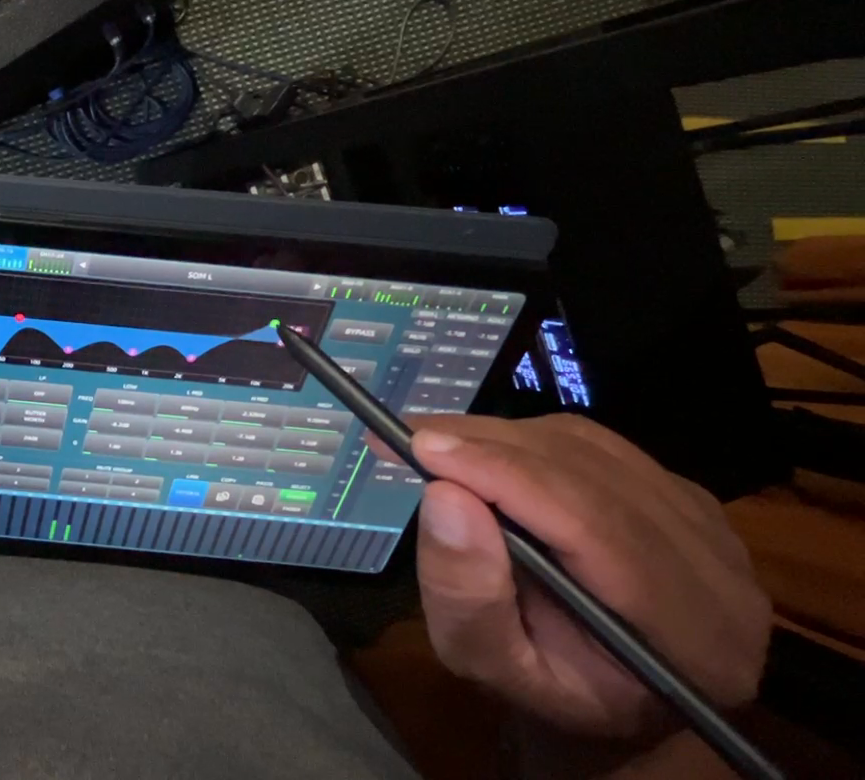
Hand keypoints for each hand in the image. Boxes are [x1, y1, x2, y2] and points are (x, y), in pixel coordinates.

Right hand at [406, 413, 770, 737]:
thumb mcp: (484, 661)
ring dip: (500, 435)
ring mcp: (709, 526)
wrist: (606, 688)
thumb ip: (466, 595)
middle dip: (489, 445)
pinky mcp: (679, 494)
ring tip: (432, 444)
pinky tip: (480, 452)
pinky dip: (523, 437)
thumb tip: (443, 495)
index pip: (597, 526)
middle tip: (406, 437)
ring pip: (591, 447)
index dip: (504, 475)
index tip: (419, 446)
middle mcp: (718, 571)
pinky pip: (595, 444)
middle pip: (592, 474)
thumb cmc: (543, 684)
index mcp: (688, 636)